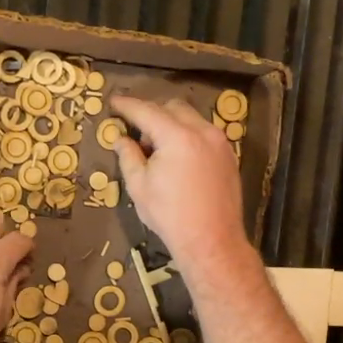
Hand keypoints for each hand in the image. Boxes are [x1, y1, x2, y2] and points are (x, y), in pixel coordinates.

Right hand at [110, 95, 248, 268]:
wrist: (211, 240)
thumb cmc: (170, 215)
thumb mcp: (139, 186)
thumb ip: (128, 156)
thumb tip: (121, 139)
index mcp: (177, 137)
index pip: (147, 111)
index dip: (127, 106)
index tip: (113, 102)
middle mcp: (202, 132)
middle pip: (173, 107)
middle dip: (152, 114)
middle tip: (137, 135)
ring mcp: (220, 142)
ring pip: (191, 118)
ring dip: (171, 124)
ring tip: (158, 150)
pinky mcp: (229, 155)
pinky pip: (204, 132)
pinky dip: (187, 135)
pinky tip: (178, 159)